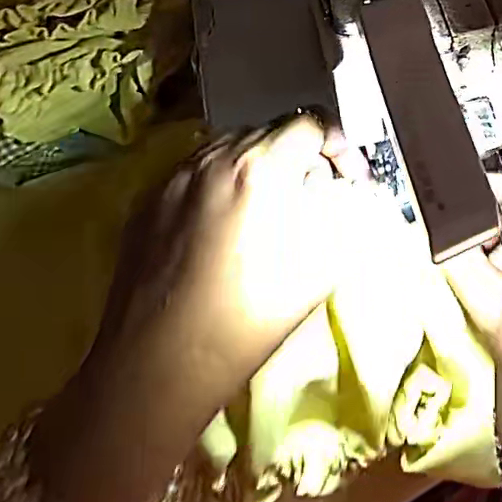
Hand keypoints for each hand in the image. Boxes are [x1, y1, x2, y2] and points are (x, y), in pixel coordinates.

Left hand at [31, 112, 385, 501]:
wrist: (148, 378)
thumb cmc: (240, 328)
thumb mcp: (316, 273)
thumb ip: (345, 219)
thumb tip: (355, 195)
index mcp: (255, 172)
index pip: (310, 123)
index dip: (339, 144)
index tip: (348, 177)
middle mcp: (211, 161)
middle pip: (274, 128)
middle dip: (305, 153)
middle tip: (320, 192)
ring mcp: (172, 178)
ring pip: (234, 142)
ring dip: (266, 160)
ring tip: (277, 202)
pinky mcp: (145, 201)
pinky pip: (199, 166)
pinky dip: (228, 175)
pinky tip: (233, 217)